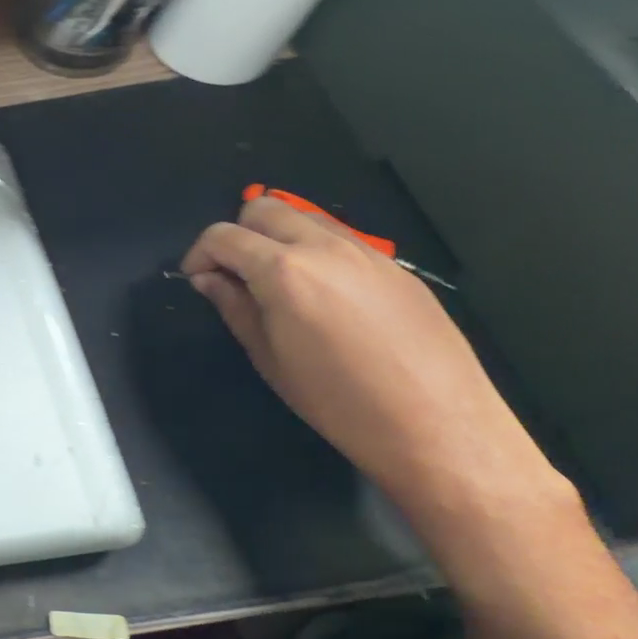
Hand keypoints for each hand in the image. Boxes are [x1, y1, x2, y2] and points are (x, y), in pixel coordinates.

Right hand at [180, 197, 563, 513]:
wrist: (440, 430)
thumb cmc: (339, 402)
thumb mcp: (269, 358)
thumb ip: (234, 307)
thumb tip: (209, 279)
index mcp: (283, 270)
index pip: (222, 236)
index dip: (199, 254)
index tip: (198, 280)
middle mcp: (324, 247)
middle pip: (263, 208)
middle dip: (238, 234)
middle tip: (236, 274)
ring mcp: (366, 253)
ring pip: (305, 218)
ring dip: (279, 237)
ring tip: (280, 282)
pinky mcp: (398, 269)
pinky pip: (342, 242)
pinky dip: (318, 252)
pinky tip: (327, 298)